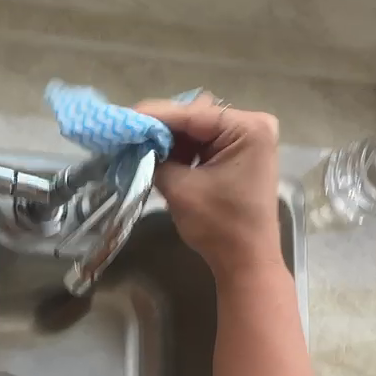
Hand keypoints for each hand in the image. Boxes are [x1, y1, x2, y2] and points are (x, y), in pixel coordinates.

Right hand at [134, 95, 284, 277]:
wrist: (246, 261)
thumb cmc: (219, 227)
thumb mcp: (182, 190)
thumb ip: (158, 161)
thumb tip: (138, 147)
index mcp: (247, 128)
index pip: (192, 114)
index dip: (154, 116)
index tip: (123, 118)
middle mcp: (252, 126)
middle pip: (197, 119)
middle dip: (162, 128)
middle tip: (128, 134)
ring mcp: (248, 141)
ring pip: (199, 132)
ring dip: (171, 141)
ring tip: (139, 146)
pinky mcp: (240, 157)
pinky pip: (206, 146)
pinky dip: (183, 152)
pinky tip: (161, 157)